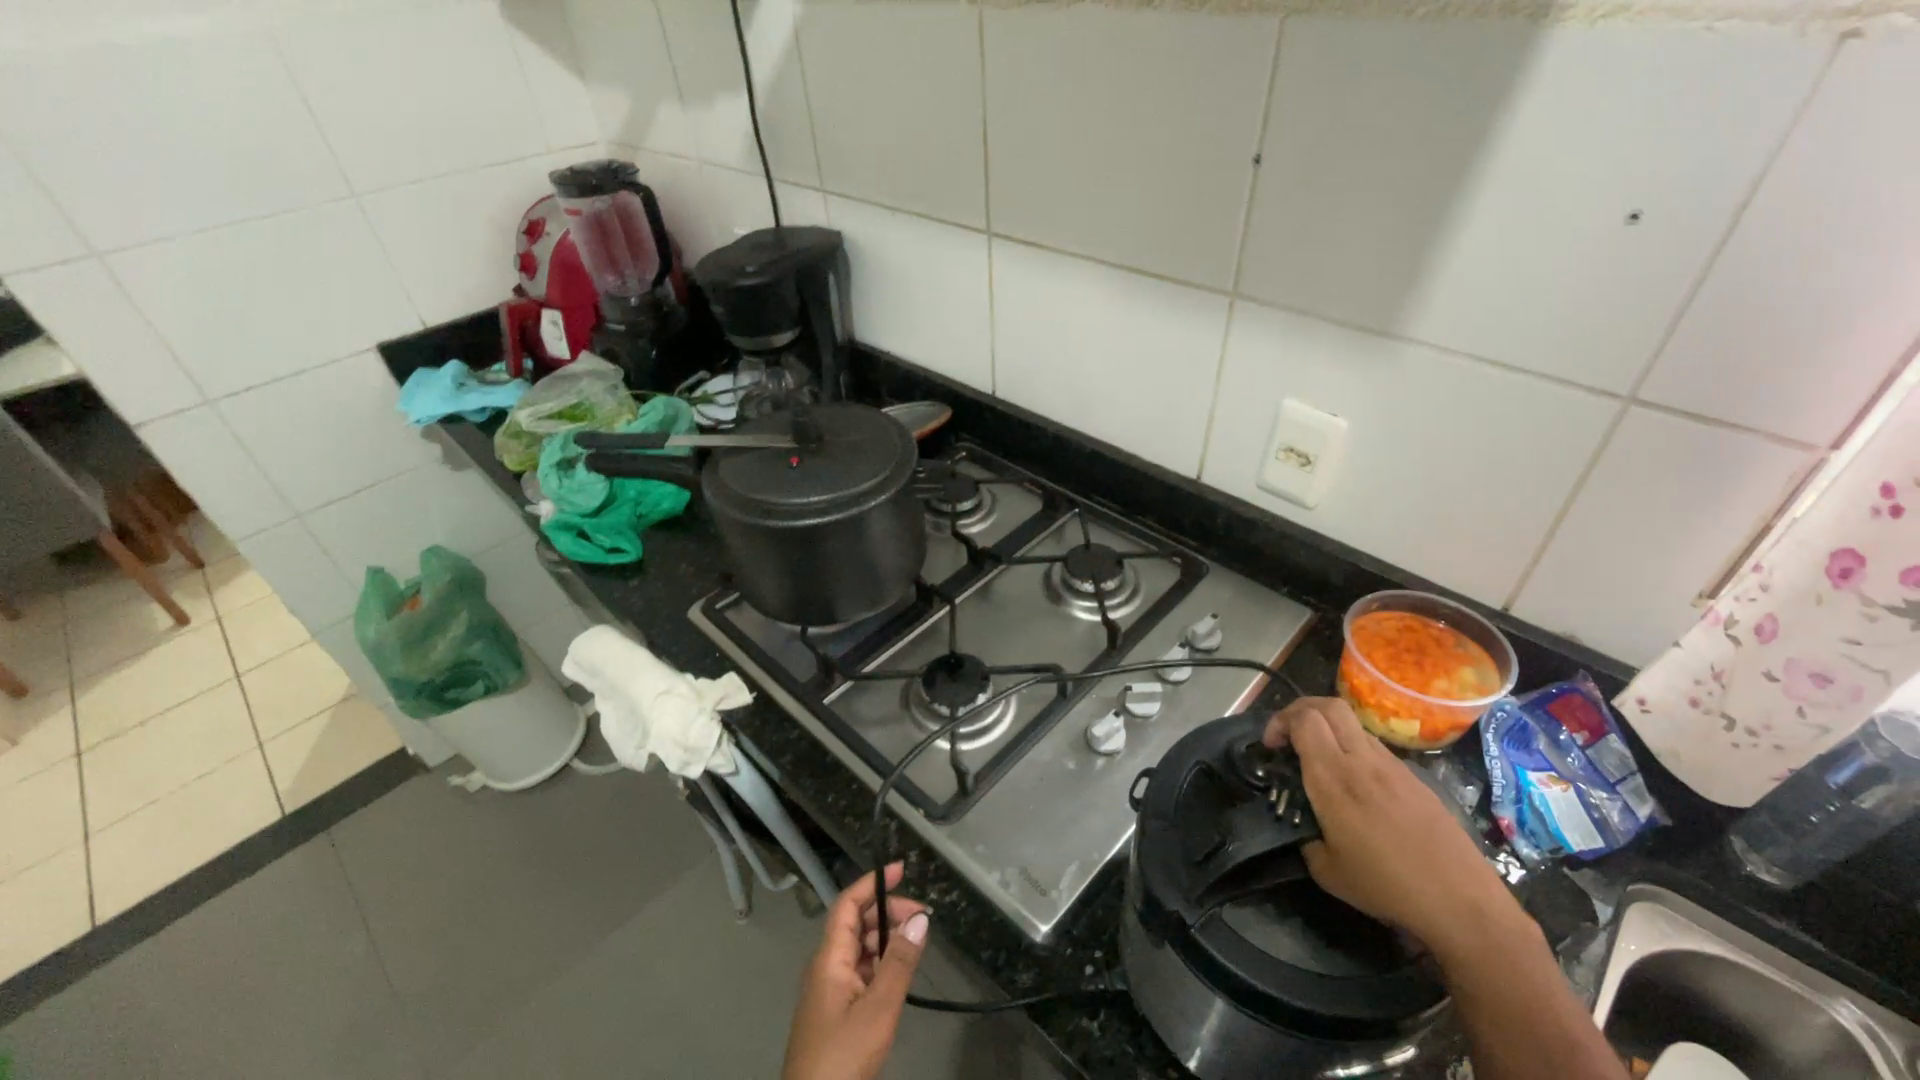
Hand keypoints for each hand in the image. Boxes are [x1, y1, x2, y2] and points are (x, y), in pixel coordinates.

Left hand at [783, 862, 929, 1079]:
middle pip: (855, 923)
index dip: (872, 883)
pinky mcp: (836, 1010)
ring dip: (886, 937)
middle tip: (923, 917)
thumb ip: (900, 962)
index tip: (900, 869)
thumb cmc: (843, 1054)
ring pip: (859, 948)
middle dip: (887, 911)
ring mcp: (829, 989)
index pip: (847, 905)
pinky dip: (881, 962)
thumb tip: (920, 917)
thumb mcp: (879, 1008)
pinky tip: (900, 971)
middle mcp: (826, 966)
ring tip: (917, 940)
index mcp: (828, 958)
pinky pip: (860, 971)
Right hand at [1264, 697, 1518, 955]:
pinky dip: (1354, 750)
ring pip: (1354, 724)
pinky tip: (1356, 784)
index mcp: (1333, 779)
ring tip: (1320, 760)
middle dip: (1301, 710)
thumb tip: (1304, 823)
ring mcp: (1393, 767)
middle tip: (1288, 736)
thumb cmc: (1386, 886)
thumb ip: (1306, 837)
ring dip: (1329, 729)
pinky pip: (1376, 748)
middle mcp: (1362, 761)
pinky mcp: (1414, 779)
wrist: (1459, 900)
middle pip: (1329, 706)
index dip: (1279, 722)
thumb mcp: (1327, 871)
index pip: (1303, 720)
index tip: (1270, 747)